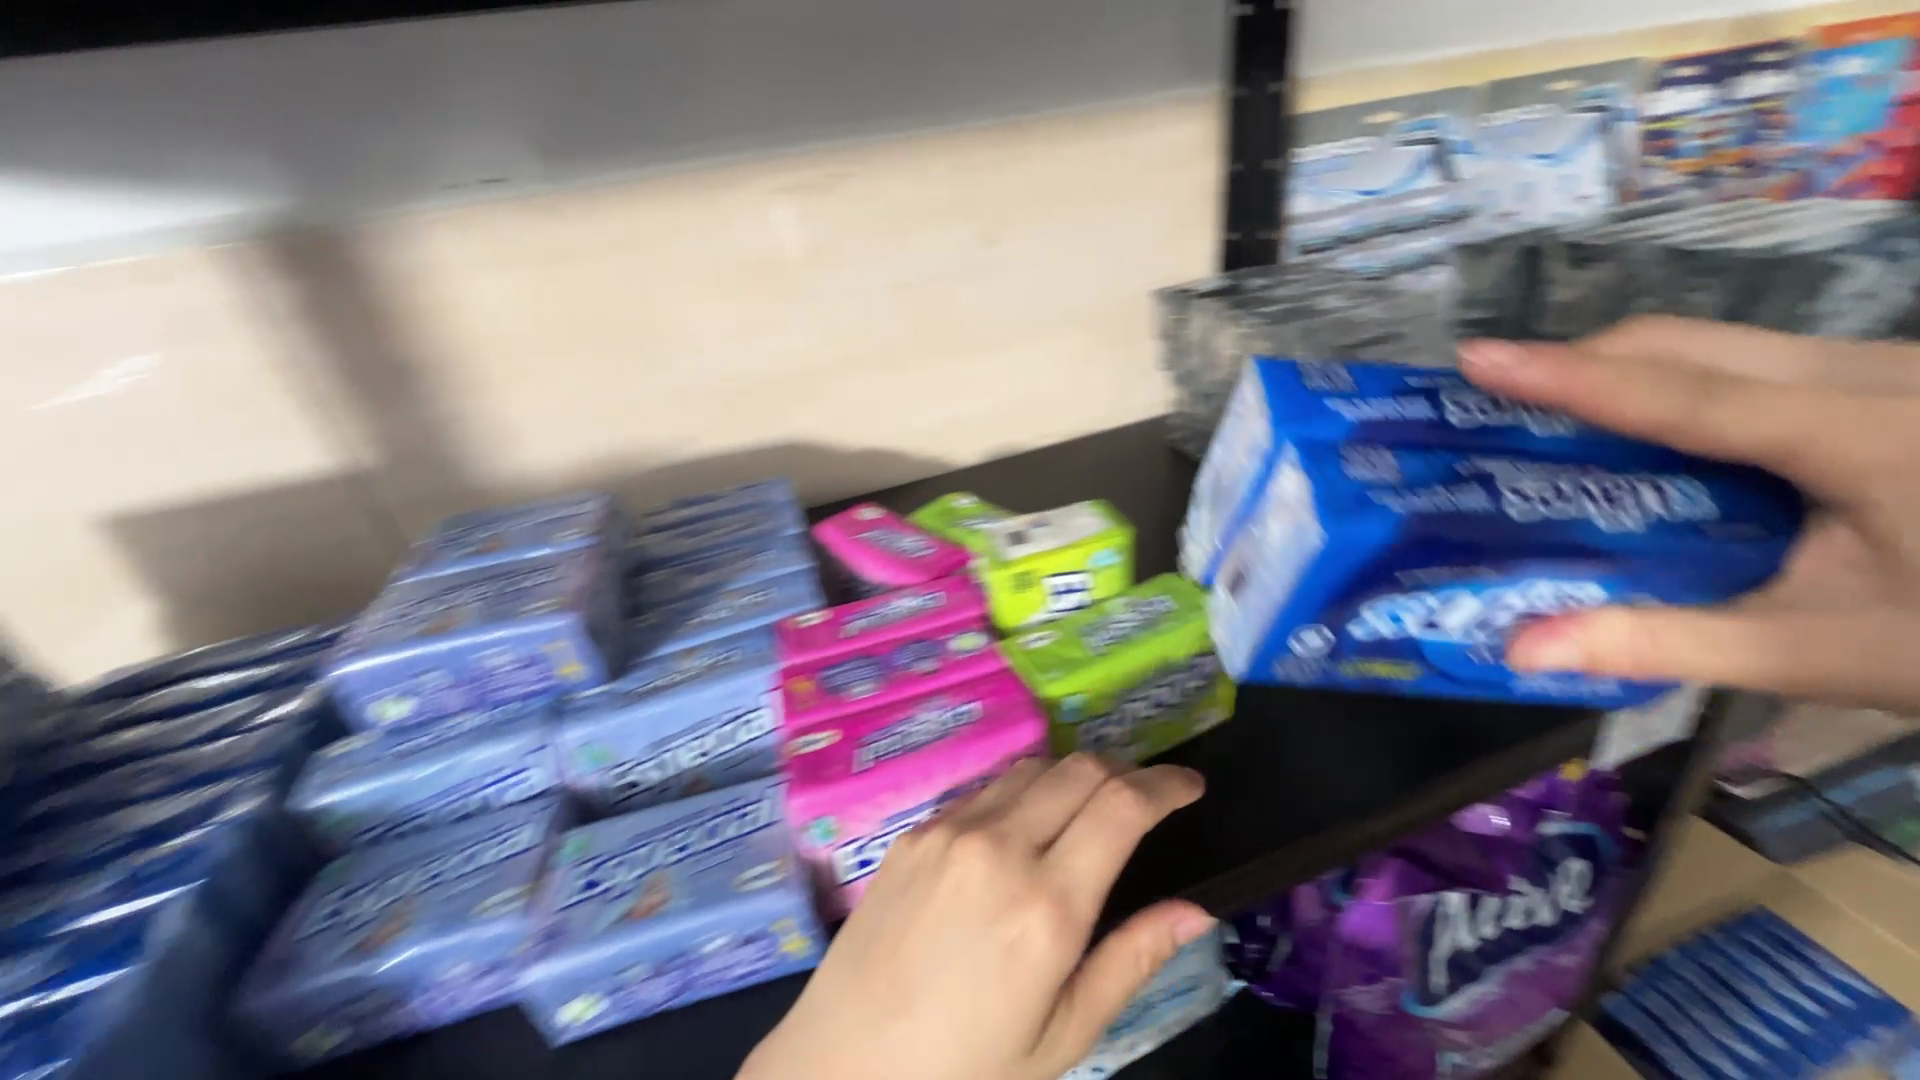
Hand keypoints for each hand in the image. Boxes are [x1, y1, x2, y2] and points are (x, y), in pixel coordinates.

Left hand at [739, 755, 1211, 1079]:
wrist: (845, 1058)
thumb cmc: (965, 1064)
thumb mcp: (1063, 1035)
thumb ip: (1131, 961)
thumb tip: (1194, 908)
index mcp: (1047, 905)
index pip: (1123, 806)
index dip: (1167, 785)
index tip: (1191, 786)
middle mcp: (999, 848)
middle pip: (1082, 768)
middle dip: (1127, 771)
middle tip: (1146, 798)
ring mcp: (951, 831)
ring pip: (1033, 768)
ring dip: (1074, 775)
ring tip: (1089, 807)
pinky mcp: (915, 831)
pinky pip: (986, 789)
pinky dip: (1022, 792)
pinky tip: (1022, 828)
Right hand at [1459, 316, 1919, 712]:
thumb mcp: (1821, 652)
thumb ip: (1664, 642)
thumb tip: (1519, 648)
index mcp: (1866, 437)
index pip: (1682, 396)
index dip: (1569, 377)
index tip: (1476, 358)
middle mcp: (1873, 376)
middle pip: (1685, 343)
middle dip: (1577, 365)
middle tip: (1493, 402)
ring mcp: (1883, 369)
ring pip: (1714, 344)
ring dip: (1617, 375)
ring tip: (1545, 422)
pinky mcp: (1881, 380)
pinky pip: (1743, 362)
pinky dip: (1665, 387)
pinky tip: (1638, 437)